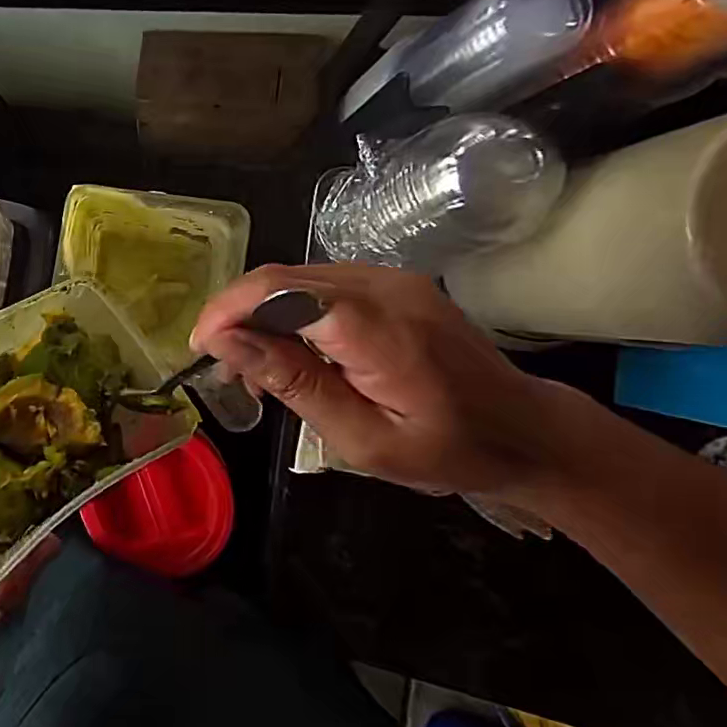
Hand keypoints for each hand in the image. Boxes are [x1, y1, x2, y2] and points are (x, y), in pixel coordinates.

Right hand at [191, 264, 586, 500]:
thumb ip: (295, 384)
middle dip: (236, 313)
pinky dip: (287, 309)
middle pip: (281, 278)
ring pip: (295, 277)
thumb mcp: (364, 439)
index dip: (229, 311)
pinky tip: (286, 347)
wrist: (525, 428)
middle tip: (220, 362)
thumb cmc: (448, 449)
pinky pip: (318, 284)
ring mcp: (390, 277)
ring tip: (250, 363)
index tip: (201, 348)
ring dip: (258, 312)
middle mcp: (383, 286)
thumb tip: (229, 343)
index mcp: (380, 329)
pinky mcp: (390, 281)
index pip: (281, 293)